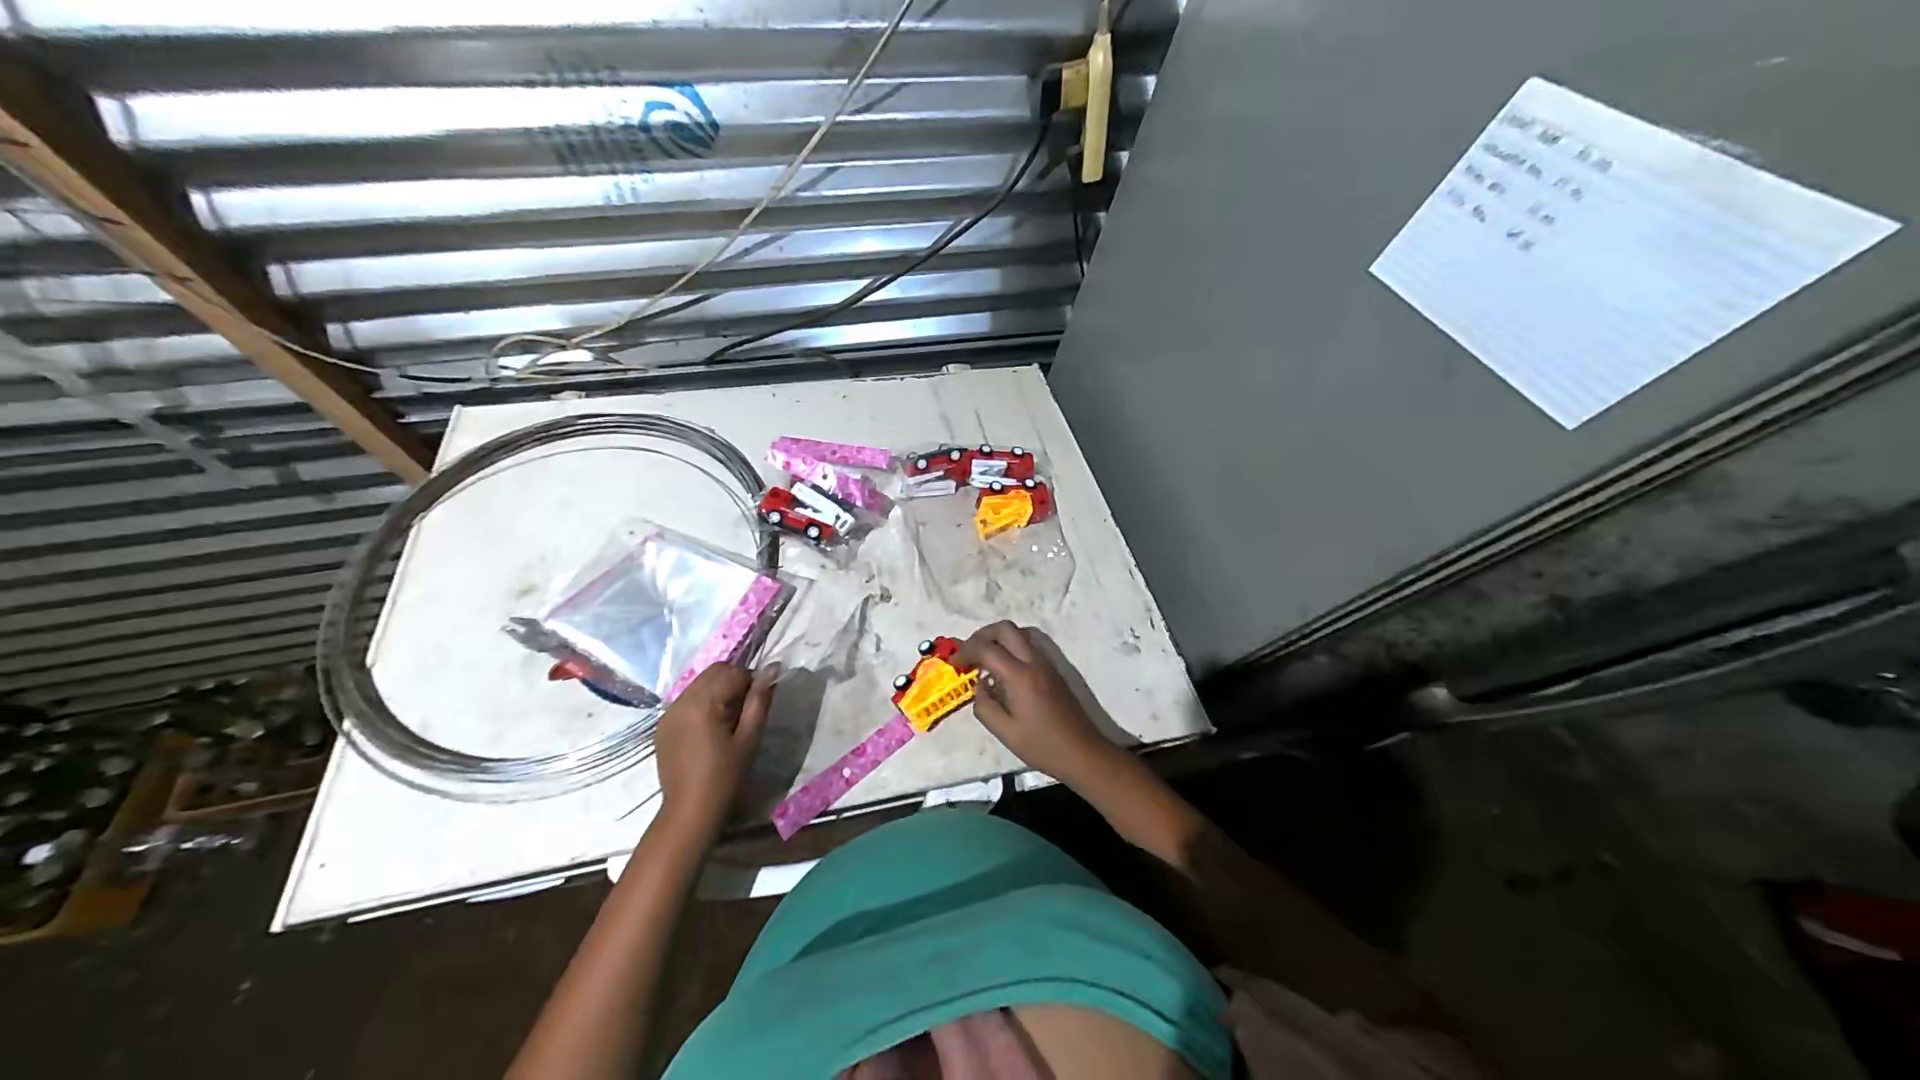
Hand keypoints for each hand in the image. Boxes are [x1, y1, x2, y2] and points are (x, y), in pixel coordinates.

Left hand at [653, 663, 775, 834]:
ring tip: (728, 720)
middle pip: (714, 672)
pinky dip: (702, 703)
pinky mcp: (662, 725)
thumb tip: (772, 668)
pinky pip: (686, 700)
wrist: (690, 811)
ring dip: (717, 691)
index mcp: (703, 703)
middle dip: (734, 681)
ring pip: (699, 684)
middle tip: (745, 709)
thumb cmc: (725, 776)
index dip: (752, 681)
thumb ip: (760, 700)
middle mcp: (681, 700)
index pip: (733, 672)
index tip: (759, 703)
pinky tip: (709, 729)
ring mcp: (668, 712)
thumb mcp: (749, 738)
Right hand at [957, 622, 1115, 782]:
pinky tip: (1003, 672)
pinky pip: (1028, 646)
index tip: (954, 663)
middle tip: (968, 653)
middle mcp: (1034, 662)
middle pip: (1005, 628)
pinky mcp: (1053, 670)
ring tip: (984, 660)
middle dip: (981, 635)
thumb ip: (984, 706)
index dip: (965, 651)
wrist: (1083, 752)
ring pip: (1019, 633)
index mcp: (1020, 676)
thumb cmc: (1042, 746)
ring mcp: (1046, 663)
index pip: (986, 648)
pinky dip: (1010, 647)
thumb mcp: (1005, 732)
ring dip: (997, 639)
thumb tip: (979, 686)